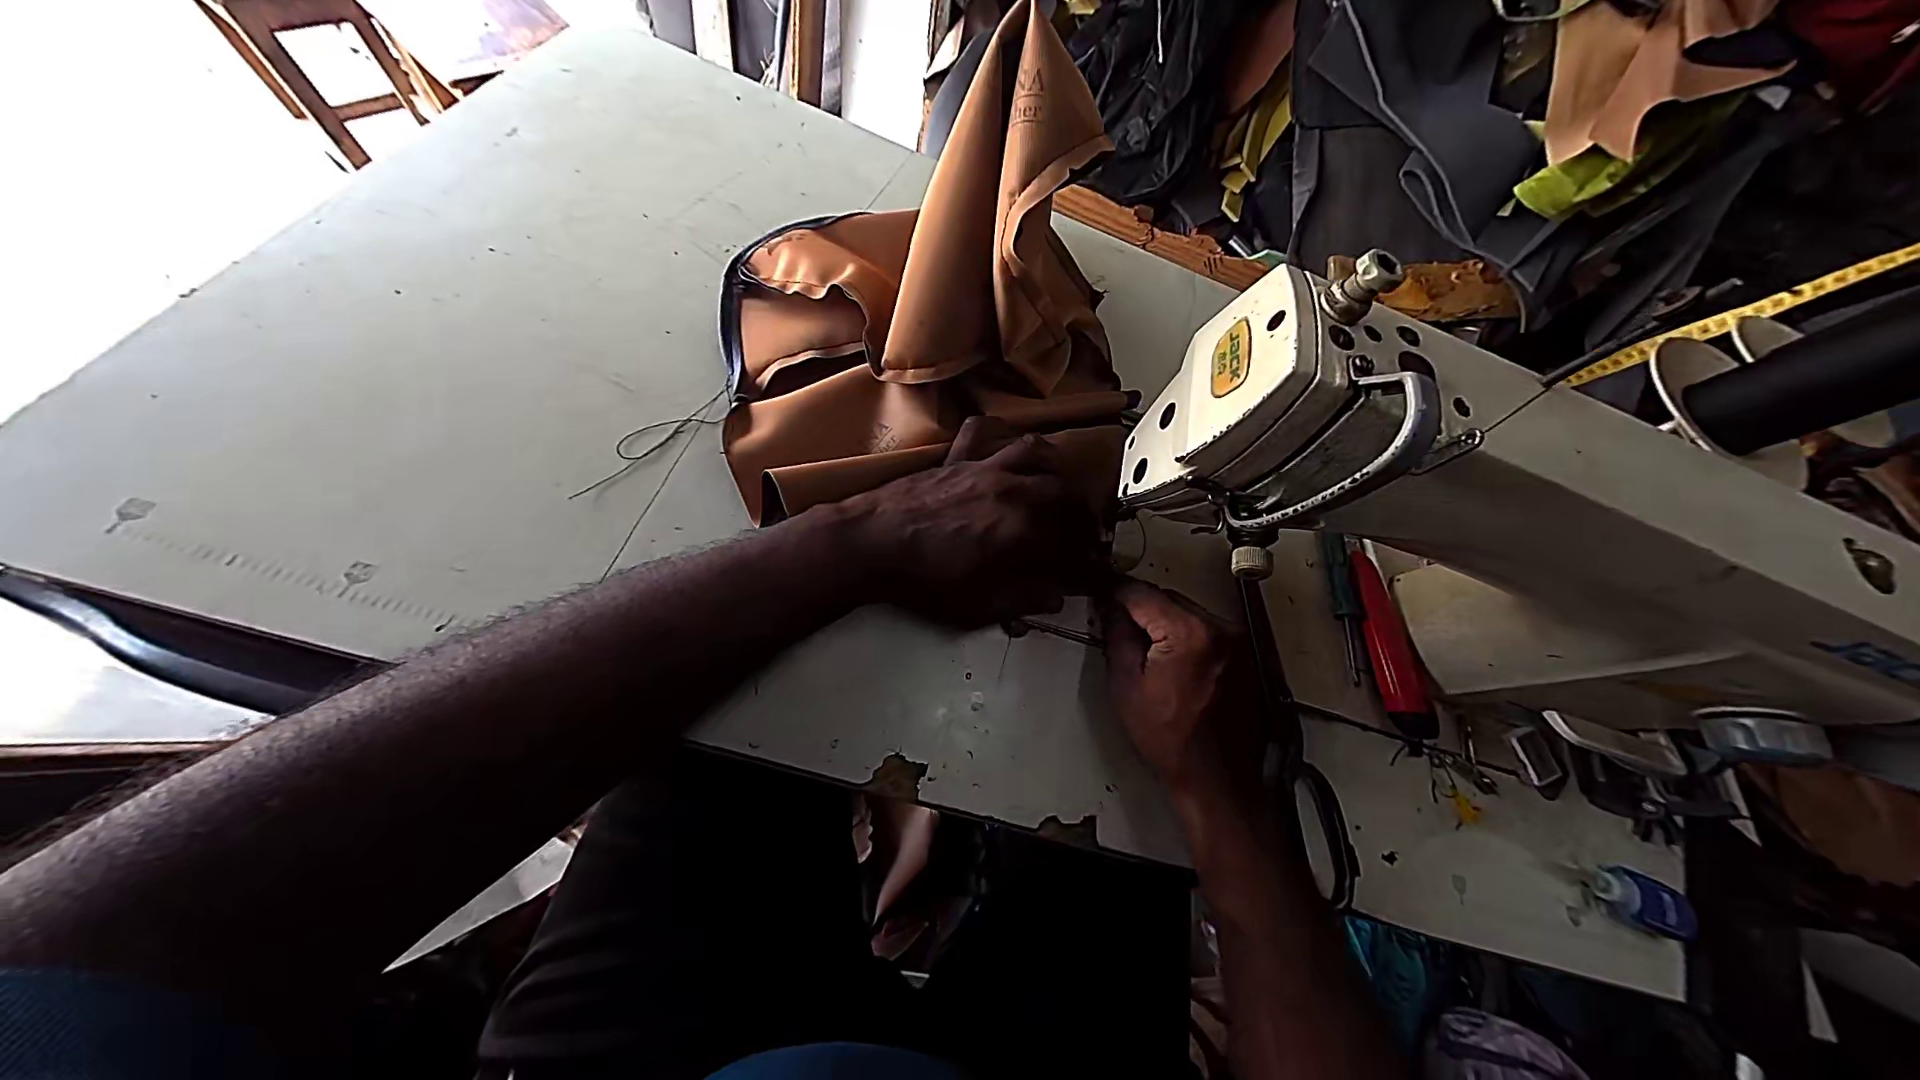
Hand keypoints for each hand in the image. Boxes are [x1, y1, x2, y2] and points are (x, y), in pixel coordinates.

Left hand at [833, 418, 1101, 627]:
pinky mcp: (957, 460)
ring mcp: (983, 469)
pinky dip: (1000, 434)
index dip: (1087, 562)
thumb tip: (1051, 597)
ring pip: (1036, 453)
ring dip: (1055, 470)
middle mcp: (1010, 490)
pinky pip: (984, 432)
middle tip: (1082, 535)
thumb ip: (1022, 599)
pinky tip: (1004, 447)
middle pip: (1065, 494)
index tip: (1090, 572)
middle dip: (1082, 516)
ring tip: (1058, 487)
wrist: (870, 545)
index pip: (1071, 544)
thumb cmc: (919, 578)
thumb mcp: (977, 606)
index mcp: (1020, 530)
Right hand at [1100, 580, 1261, 809]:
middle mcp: (1219, 631)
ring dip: (1163, 621)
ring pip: (1186, 611)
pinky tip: (1171, 663)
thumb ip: (1116, 636)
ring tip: (1146, 654)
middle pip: (1167, 598)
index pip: (1143, 594)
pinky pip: (1205, 629)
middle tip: (1117, 626)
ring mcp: (1236, 642)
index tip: (1103, 595)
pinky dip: (1185, 635)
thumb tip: (1112, 611)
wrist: (1216, 777)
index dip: (1115, 593)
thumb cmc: (1175, 742)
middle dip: (1140, 609)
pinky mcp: (1244, 654)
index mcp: (1188, 635)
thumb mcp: (1125, 686)